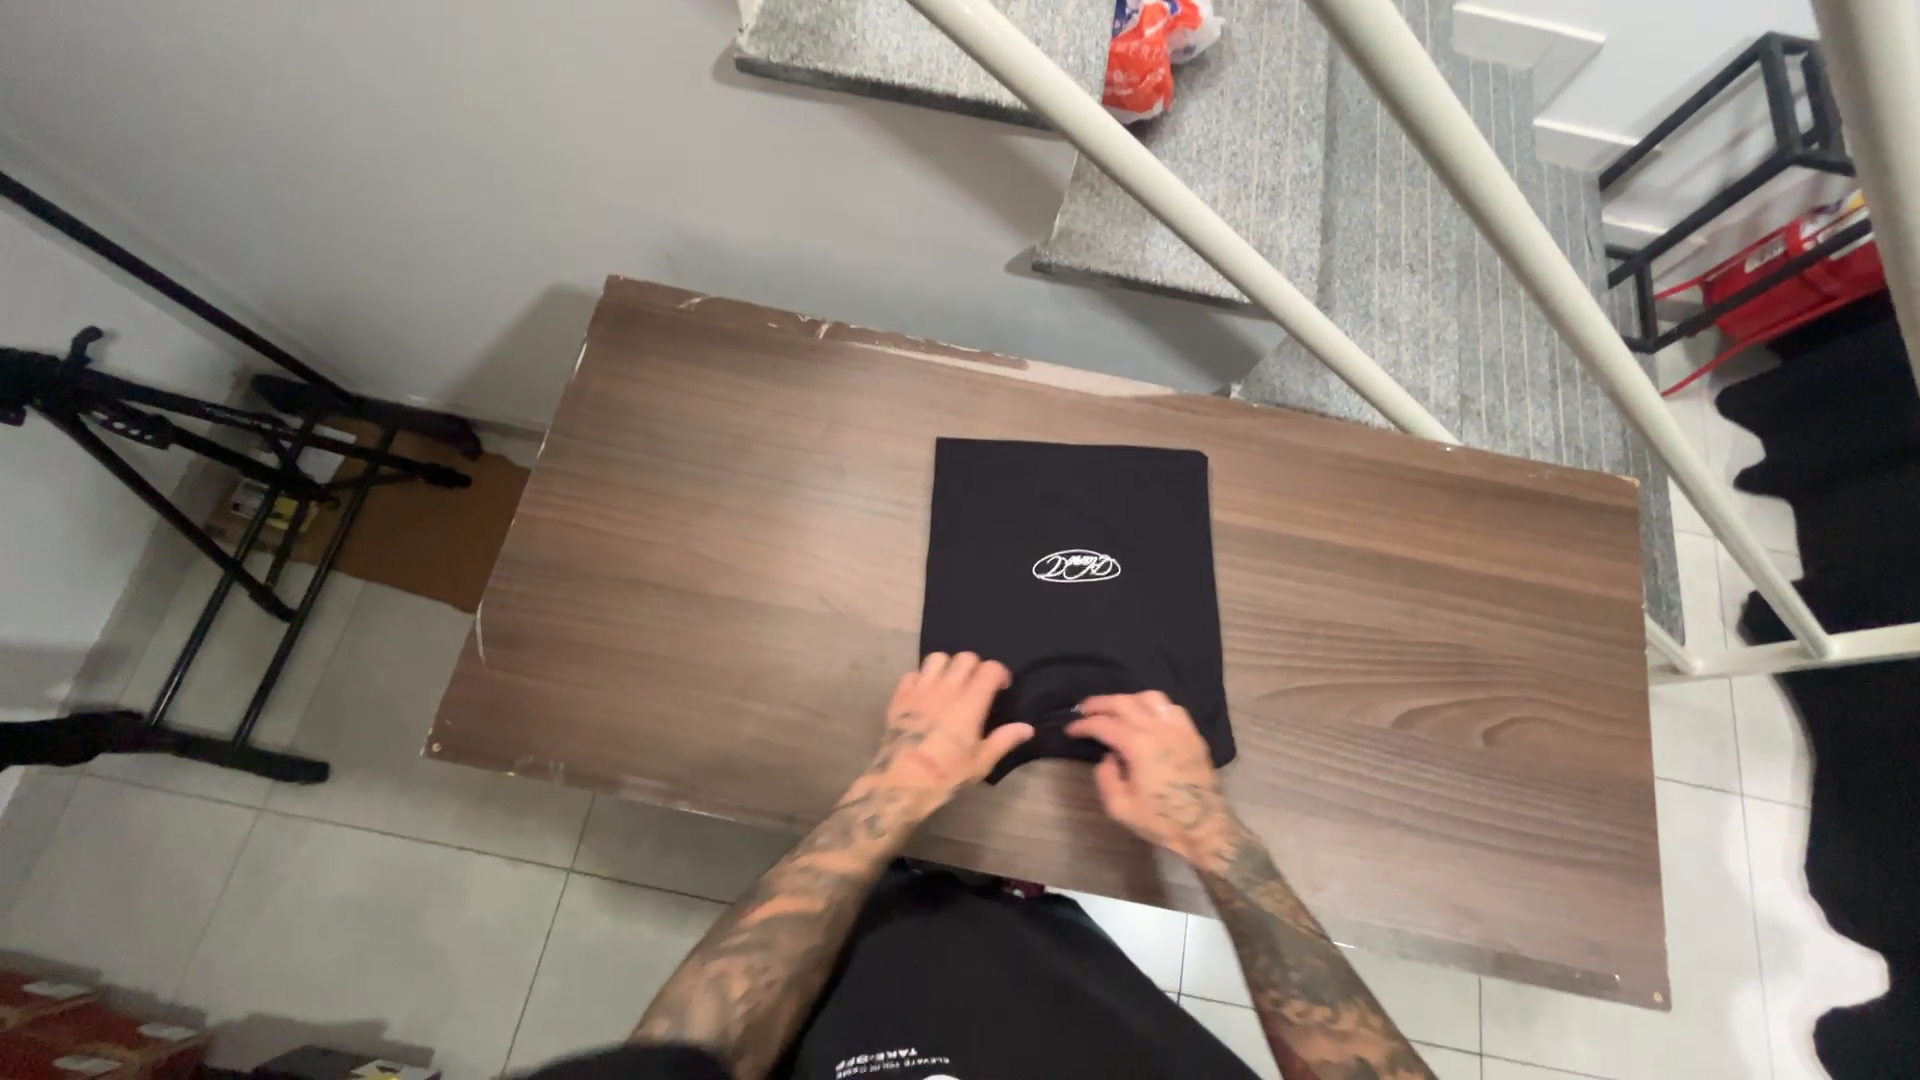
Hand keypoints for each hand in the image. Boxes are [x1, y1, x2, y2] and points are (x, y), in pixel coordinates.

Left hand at [852, 652, 1033, 819]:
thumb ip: (1004, 740)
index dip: (1000, 673)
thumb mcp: (981, 762)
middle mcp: (946, 689)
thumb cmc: (946, 775)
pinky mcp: (900, 696)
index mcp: (970, 703)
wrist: (902, 783)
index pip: (990, 669)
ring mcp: (920, 690)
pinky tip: (924, 695)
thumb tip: (1027, 728)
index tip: (1002, 687)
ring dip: (948, 667)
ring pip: (937, 658)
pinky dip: (921, 678)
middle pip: (965, 658)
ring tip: (950, 684)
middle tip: (976, 686)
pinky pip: (912, 674)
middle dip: (976, 667)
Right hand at [1066, 691, 1240, 868]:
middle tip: (1084, 710)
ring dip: (1128, 699)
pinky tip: (1148, 716)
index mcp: (1138, 745)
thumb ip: (1105, 777)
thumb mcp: (1120, 807)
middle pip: (1123, 702)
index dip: (1084, 725)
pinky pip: (1172, 708)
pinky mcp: (1193, 735)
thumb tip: (1108, 757)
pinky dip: (1155, 706)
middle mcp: (1158, 729)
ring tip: (1117, 709)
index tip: (1071, 729)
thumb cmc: (1162, 820)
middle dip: (1100, 703)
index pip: (1104, 724)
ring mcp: (1179, 729)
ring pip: (1150, 698)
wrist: (1206, 829)